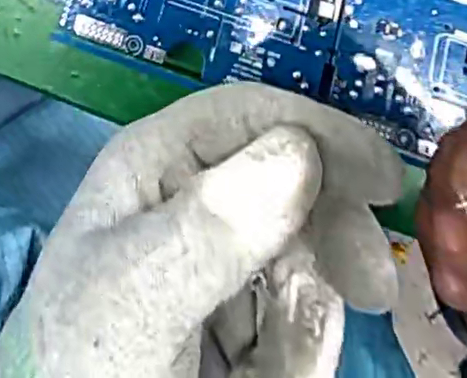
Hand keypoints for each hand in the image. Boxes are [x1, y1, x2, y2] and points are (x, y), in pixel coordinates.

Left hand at [0, 84, 404, 377]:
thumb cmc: (84, 362)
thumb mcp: (136, 290)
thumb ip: (210, 224)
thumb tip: (299, 151)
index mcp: (158, 161)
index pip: (248, 114)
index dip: (318, 130)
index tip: (382, 176)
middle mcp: (192, 199)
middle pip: (288, 180)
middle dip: (330, 228)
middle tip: (370, 286)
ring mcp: (217, 260)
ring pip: (302, 253)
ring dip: (308, 306)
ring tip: (270, 366)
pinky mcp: (236, 318)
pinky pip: (293, 313)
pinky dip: (295, 348)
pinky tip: (260, 376)